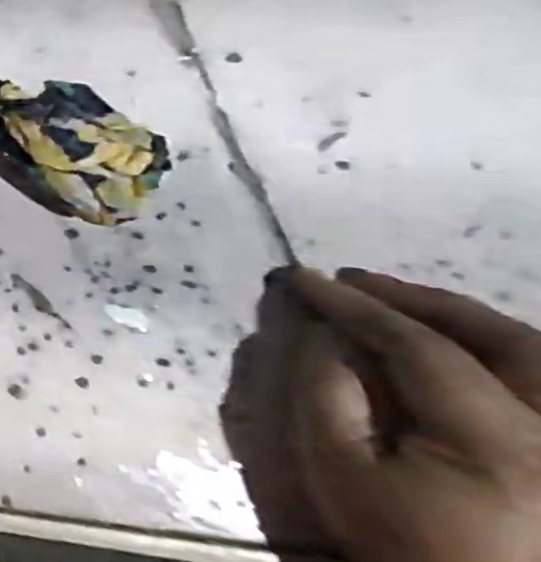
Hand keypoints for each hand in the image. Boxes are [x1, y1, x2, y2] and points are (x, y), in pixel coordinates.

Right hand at [287, 268, 540, 561]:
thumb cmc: (402, 542)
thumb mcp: (339, 468)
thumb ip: (325, 389)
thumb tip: (325, 329)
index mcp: (505, 443)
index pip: (418, 346)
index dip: (352, 304)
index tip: (299, 277)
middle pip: (513, 344)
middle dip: (426, 301)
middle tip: (359, 281)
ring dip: (472, 324)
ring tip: (406, 307)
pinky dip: (508, 358)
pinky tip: (462, 353)